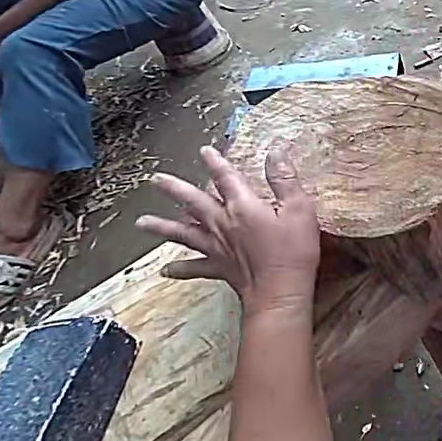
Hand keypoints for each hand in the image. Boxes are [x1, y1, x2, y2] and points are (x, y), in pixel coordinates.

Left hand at [139, 146, 321, 313]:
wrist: (279, 289)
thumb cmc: (294, 249)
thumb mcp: (299, 209)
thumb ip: (285, 180)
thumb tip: (274, 153)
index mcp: (243, 207)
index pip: (227, 178)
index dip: (216, 163)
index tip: (205, 151)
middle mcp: (222, 224)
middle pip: (194, 202)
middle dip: (175, 189)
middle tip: (156, 180)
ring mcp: (216, 247)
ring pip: (183, 233)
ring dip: (162, 227)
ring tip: (142, 222)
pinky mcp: (217, 267)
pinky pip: (194, 267)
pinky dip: (179, 268)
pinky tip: (165, 270)